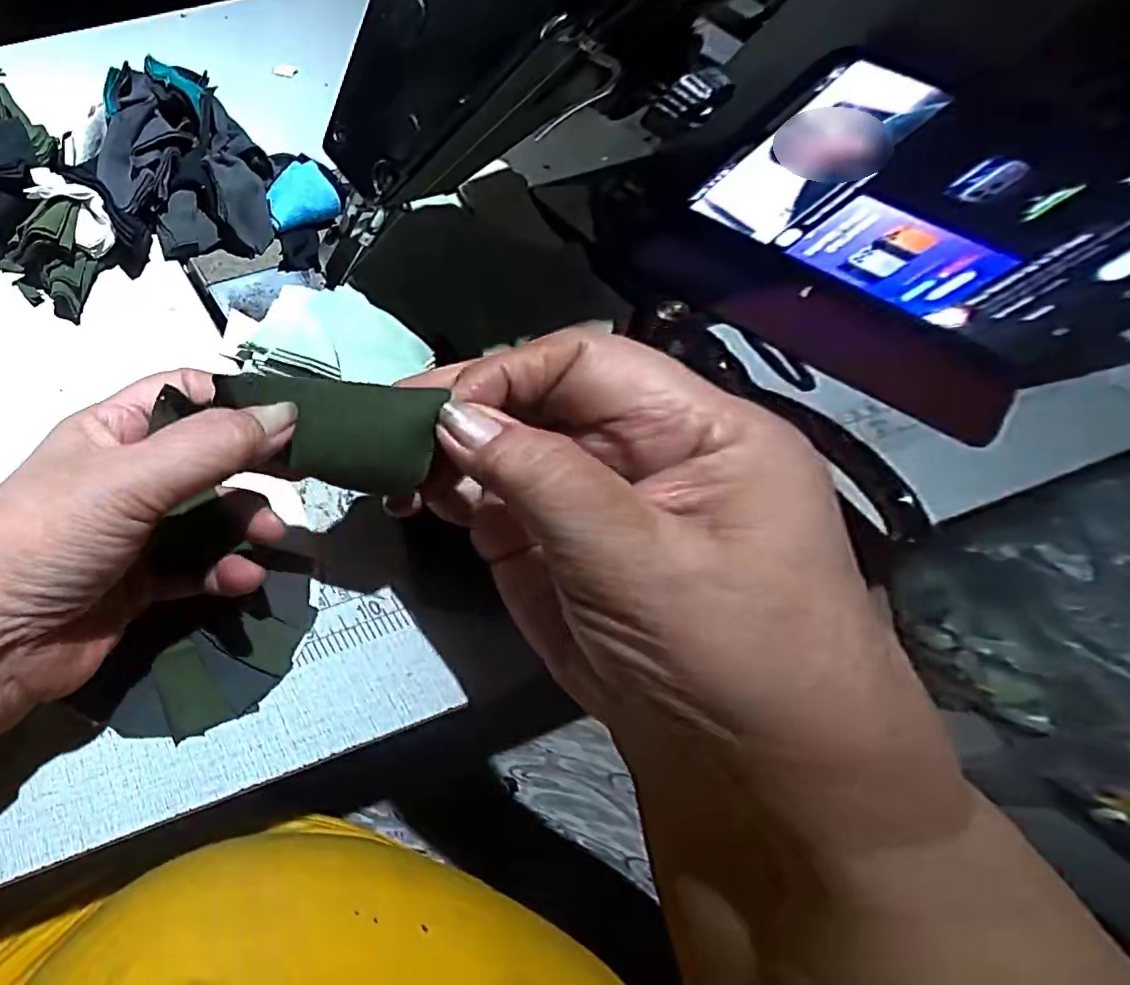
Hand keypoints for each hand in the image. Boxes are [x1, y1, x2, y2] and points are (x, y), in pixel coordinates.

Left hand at [0, 370, 295, 744]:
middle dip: (252, 465)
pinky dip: (222, 571)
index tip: (287, 419)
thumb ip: (210, 445)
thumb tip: (286, 410)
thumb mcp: (129, 480)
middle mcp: (126, 476)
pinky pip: (195, 569)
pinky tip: (241, 580)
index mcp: (113, 430)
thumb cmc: (50, 537)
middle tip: (299, 478)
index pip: (184, 394)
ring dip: (244, 523)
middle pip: (205, 456)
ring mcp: (133, 533)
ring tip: (271, 537)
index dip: (234, 401)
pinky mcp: (141, 585)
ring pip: (207, 516)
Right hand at [396, 328, 968, 846]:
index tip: (442, 410)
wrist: (740, 768)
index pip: (584, 360)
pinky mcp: (540, 539)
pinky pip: (482, 495)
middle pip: (530, 397)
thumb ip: (541, 477)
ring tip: (393, 472)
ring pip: (496, 445)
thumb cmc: (725, 653)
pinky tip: (412, 498)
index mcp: (690, 427)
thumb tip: (451, 417)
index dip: (506, 373)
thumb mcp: (636, 558)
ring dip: (440, 451)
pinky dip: (442, 491)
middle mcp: (629, 448)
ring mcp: (579, 495)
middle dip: (460, 407)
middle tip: (388, 423)